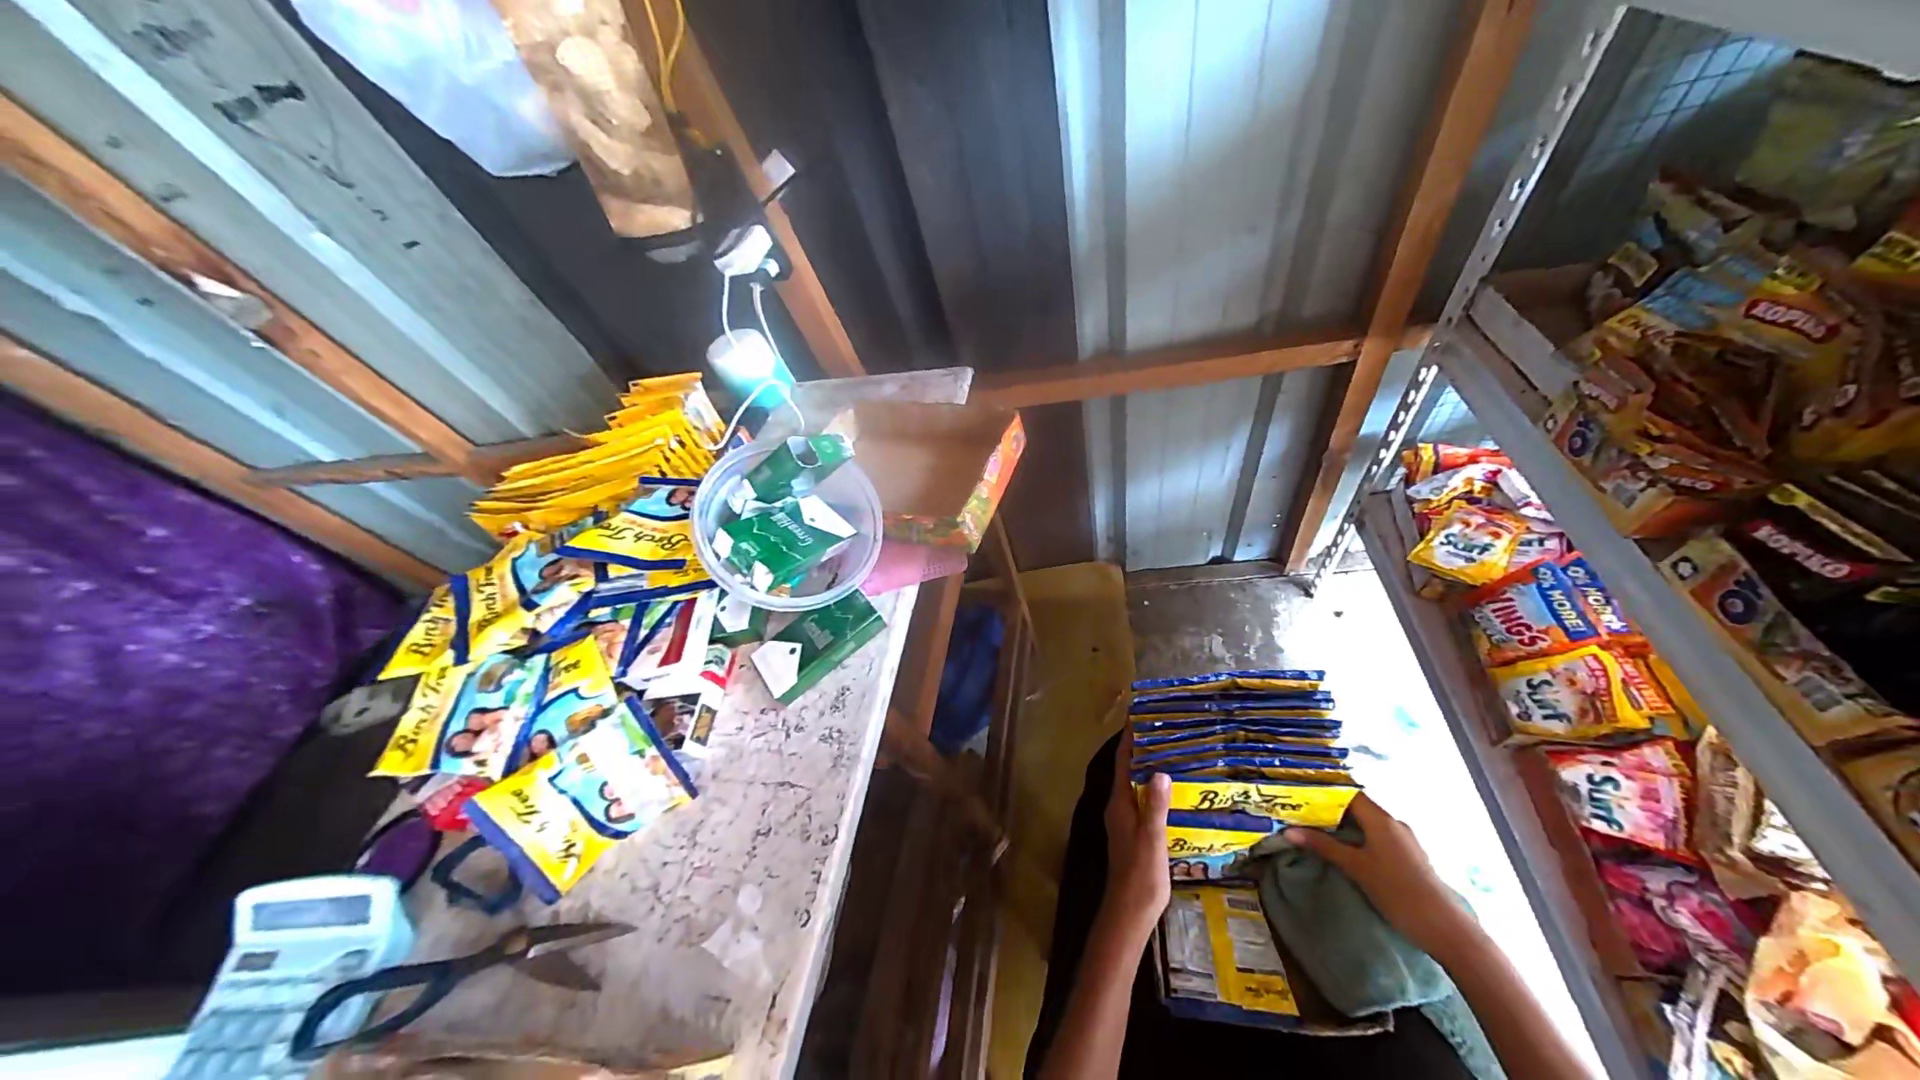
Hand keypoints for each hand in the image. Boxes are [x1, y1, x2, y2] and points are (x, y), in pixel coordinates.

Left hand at [1103, 728, 1171, 931]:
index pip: (1122, 762)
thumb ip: (1156, 806)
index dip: (1129, 739)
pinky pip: (1145, 801)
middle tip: (1164, 728)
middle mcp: (1119, 807)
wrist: (1131, 911)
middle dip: (1142, 748)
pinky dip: (1156, 789)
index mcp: (1119, 803)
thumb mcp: (1152, 838)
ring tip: (1173, 751)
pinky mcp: (1136, 833)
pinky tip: (1175, 790)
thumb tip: (1160, 771)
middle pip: (1128, 770)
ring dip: (1149, 768)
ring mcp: (1126, 821)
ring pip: (1136, 785)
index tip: (1138, 714)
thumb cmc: (1140, 874)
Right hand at [1284, 793, 1477, 959]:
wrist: (1444, 927)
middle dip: (1329, 810)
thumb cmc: (1397, 891)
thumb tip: (1289, 831)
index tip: (1299, 796)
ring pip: (1367, 824)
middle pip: (1357, 808)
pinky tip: (1343, 850)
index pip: (1348, 793)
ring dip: (1342, 826)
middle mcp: (1394, 824)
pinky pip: (1376, 837)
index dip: (1323, 792)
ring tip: (1316, 831)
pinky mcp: (1407, 857)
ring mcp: (1403, 841)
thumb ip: (1323, 846)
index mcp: (1382, 820)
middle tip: (1300, 814)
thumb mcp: (1356, 867)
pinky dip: (1357, 838)